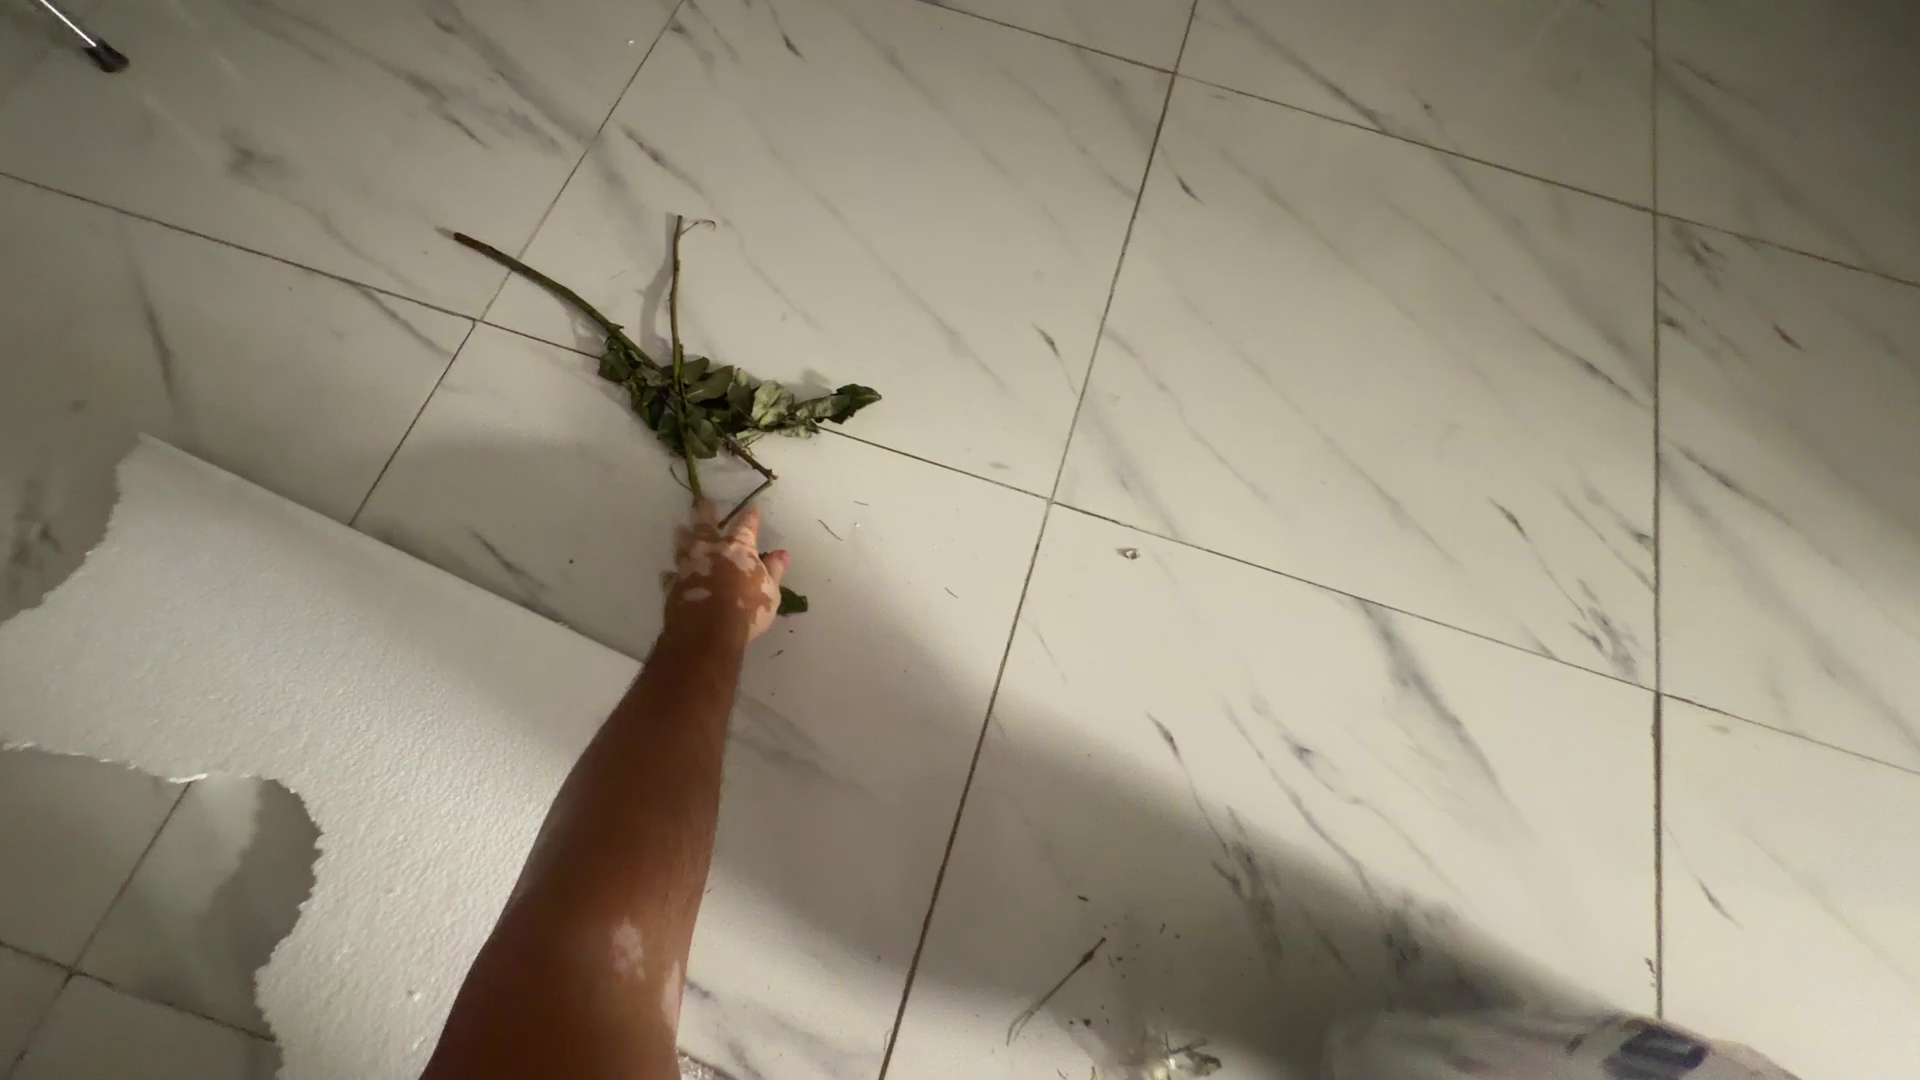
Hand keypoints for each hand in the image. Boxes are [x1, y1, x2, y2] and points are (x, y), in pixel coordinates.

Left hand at [666, 500, 790, 642]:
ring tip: (681, 528)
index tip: (752, 508)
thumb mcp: (771, 591)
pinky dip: (672, 573)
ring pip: (684, 546)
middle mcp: (711, 552)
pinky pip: (672, 576)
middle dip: (705, 513)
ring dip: (683, 537)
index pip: (746, 526)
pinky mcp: (674, 586)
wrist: (708, 632)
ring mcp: (689, 568)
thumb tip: (783, 554)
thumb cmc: (748, 609)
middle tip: (702, 501)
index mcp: (739, 549)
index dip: (750, 517)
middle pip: (706, 526)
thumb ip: (774, 571)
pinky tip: (670, 573)